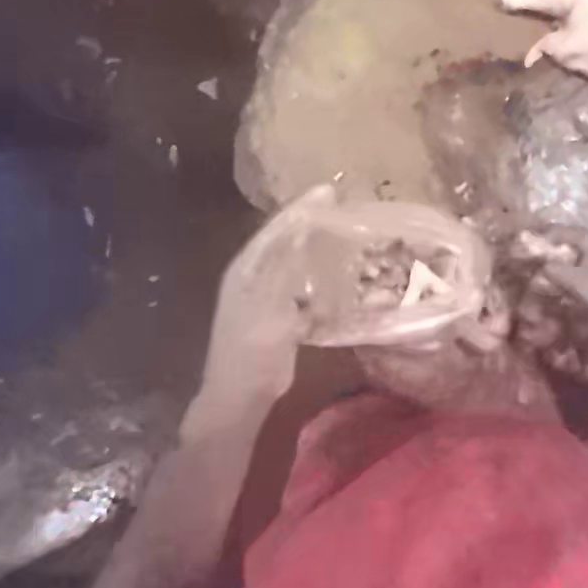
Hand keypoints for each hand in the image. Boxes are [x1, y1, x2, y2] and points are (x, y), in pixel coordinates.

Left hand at [198, 186, 331, 408]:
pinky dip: (319, 278)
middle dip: (312, 224)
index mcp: (246, 269)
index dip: (301, 209)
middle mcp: (253, 276)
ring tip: (347, 234)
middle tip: (344, 208)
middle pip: (285, 242)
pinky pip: (301, 286)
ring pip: (295, 263)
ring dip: (317, 249)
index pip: (275, 229)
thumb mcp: (270, 306)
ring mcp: (265, 296)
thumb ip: (286, 267)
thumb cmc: (252, 351)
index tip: (329, 191)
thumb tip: (303, 230)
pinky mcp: (278, 315)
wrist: (241, 396)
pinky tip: (341, 276)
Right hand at [526, 226, 587, 341]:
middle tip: (537, 253)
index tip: (533, 238)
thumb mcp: (574, 280)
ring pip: (579, 258)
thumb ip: (554, 270)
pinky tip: (562, 284)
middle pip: (574, 242)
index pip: (568, 230)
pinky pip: (584, 271)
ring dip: (562, 262)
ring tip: (545, 268)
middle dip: (555, 247)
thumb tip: (541, 265)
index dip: (550, 232)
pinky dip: (571, 274)